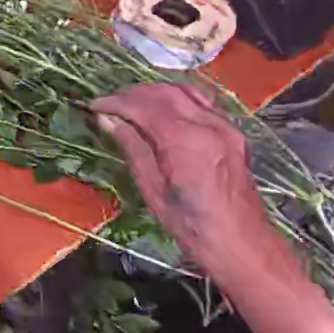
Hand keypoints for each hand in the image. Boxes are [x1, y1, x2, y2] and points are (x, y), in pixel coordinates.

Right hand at [92, 84, 296, 292]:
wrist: (239, 240)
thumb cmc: (189, 222)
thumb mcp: (151, 187)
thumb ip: (132, 147)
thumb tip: (107, 120)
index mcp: (185, 140)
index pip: (144, 107)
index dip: (115, 102)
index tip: (94, 106)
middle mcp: (209, 125)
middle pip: (165, 93)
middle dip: (133, 94)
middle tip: (109, 104)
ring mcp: (226, 126)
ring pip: (186, 92)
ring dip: (156, 92)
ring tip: (132, 102)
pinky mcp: (234, 133)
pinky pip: (203, 102)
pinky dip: (178, 98)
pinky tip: (164, 108)